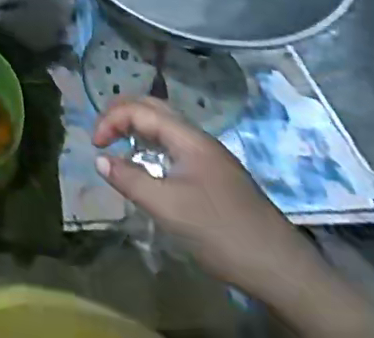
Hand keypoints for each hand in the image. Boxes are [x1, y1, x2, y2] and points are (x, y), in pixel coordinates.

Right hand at [93, 97, 318, 292]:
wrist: (278, 265)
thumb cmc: (220, 232)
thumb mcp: (168, 208)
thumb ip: (132, 180)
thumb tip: (101, 159)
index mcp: (188, 137)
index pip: (141, 109)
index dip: (111, 120)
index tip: (94, 146)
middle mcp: (199, 138)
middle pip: (155, 108)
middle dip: (123, 113)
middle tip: (101, 135)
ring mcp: (211, 156)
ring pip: (167, 126)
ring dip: (139, 127)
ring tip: (119, 147)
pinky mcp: (216, 175)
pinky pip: (177, 145)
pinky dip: (154, 145)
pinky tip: (150, 167)